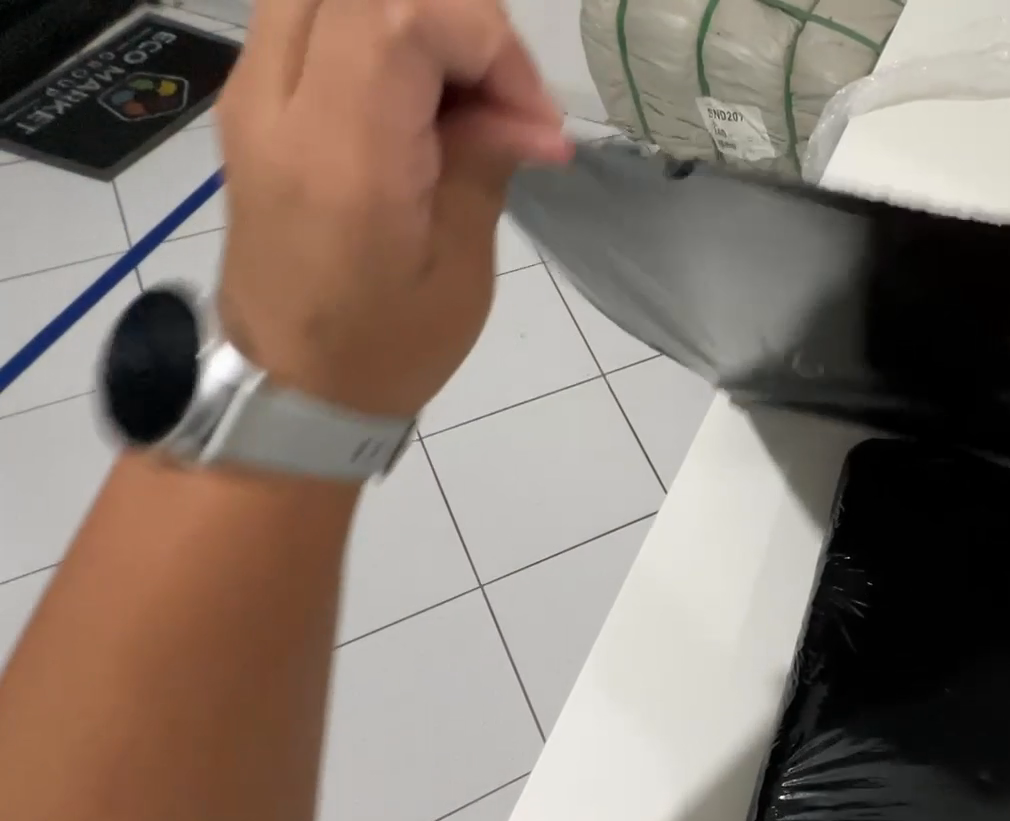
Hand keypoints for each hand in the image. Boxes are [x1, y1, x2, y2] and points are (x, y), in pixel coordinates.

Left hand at [215, 0, 571, 417]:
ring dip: (424, 29)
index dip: (487, 43)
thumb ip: (485, 164)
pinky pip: (321, 21)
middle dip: (461, 26)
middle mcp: (278, 99)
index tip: (534, 119)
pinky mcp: (257, 97)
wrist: (296, 377)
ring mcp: (254, 89)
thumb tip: (536, 120)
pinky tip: (432, 108)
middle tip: (508, 104)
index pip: (401, 16)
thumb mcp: (462, 265)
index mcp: (342, 154)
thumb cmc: (392, 341)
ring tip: (474, 103)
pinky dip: (391, 43)